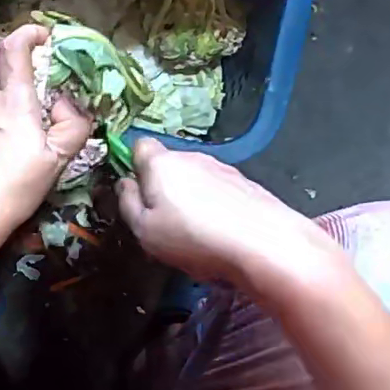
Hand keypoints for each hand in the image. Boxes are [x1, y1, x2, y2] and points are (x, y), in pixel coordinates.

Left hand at [0, 25, 93, 245]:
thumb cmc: (15, 188)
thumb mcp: (57, 160)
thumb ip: (73, 126)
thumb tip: (69, 105)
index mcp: (13, 101)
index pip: (14, 47)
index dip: (29, 32)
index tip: (45, 37)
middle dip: (7, 42)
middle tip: (28, 55)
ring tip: (12, 78)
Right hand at [117, 138, 352, 300]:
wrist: (265, 244)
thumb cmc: (193, 237)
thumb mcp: (144, 230)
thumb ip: (127, 204)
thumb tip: (124, 183)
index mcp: (161, 163)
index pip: (139, 145)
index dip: (133, 165)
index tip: (135, 193)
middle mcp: (192, 157)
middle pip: (168, 166)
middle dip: (163, 188)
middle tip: (163, 224)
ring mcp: (223, 169)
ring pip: (194, 180)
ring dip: (190, 200)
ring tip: (195, 236)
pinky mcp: (246, 185)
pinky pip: (218, 192)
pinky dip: (214, 208)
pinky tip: (221, 235)